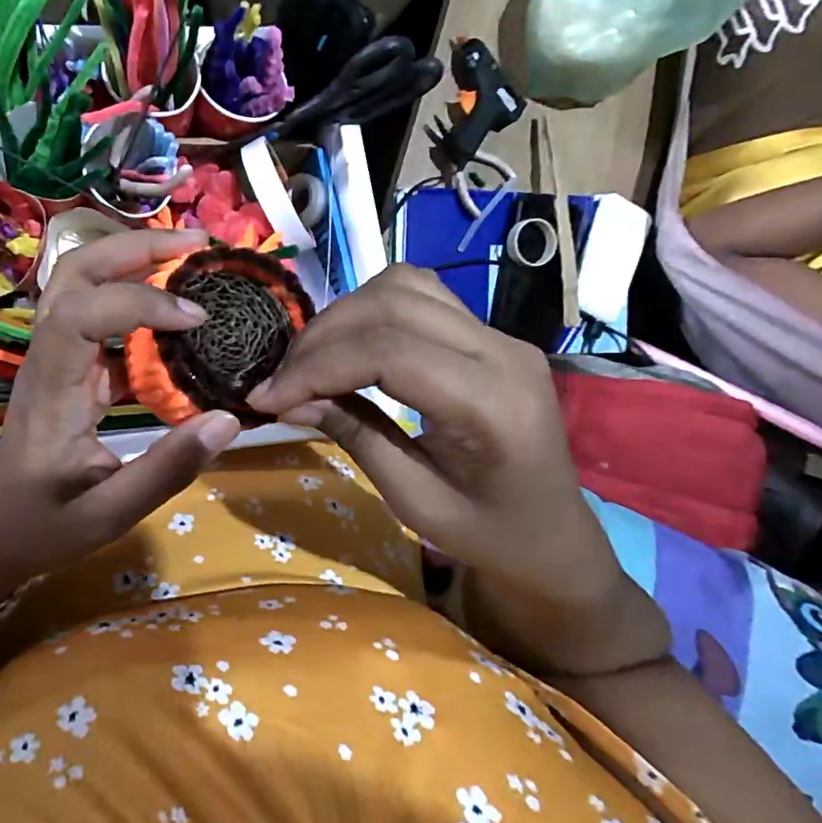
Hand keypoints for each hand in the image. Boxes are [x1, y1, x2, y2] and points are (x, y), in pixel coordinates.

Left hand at [0, 229, 242, 599]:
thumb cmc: (45, 525)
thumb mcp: (110, 513)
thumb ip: (167, 470)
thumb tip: (228, 420)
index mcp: (51, 390)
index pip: (80, 314)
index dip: (139, 301)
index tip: (195, 317)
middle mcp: (47, 359)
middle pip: (74, 274)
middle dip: (134, 249)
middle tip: (197, 245)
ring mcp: (56, 358)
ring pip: (82, 283)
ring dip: (134, 261)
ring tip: (190, 259)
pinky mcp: (70, 367)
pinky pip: (99, 314)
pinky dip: (138, 298)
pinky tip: (177, 311)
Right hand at [246, 266, 664, 675]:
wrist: (554, 535)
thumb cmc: (490, 535)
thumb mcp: (415, 502)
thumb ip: (355, 436)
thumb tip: (288, 399)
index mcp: (492, 404)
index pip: (388, 352)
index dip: (317, 366)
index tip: (267, 397)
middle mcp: (502, 352)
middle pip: (392, 305)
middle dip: (322, 337)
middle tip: (282, 381)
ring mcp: (501, 336)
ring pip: (405, 287)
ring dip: (346, 315)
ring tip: (311, 362)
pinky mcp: (491, 334)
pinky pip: (422, 296)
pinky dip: (373, 311)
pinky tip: (351, 347)